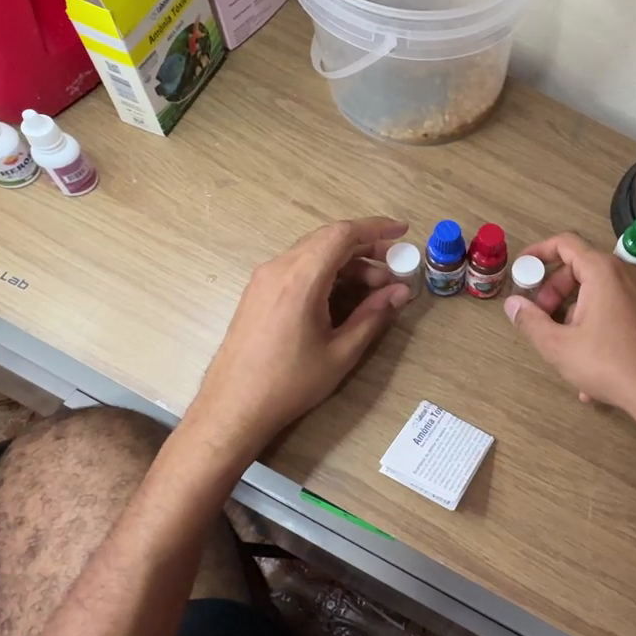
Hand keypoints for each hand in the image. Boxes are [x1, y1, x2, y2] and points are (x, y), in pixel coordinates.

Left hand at [188, 218, 412, 453]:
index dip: (376, 228)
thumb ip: (373, 316)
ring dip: (346, 261)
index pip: (342, 235)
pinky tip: (342, 294)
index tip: (402, 231)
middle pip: (327, 239)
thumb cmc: (289, 383)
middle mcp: (278, 269)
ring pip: (312, 252)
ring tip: (374, 287)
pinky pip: (297, 266)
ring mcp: (263, 279)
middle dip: (365, 247)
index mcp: (300, 279)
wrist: (233, 407)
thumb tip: (401, 292)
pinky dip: (326, 270)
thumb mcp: (341, 352)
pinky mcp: (257, 292)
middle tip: (394, 267)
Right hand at [503, 232, 635, 420]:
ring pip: (593, 292)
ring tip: (560, 349)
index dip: (538, 252)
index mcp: (602, 271)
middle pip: (578, 269)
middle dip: (553, 291)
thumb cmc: (608, 363)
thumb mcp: (559, 345)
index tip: (521, 269)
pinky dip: (591, 326)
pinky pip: (609, 309)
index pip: (565, 243)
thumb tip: (513, 304)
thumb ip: (531, 321)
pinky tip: (584, 365)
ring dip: (570, 314)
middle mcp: (623, 274)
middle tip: (539, 317)